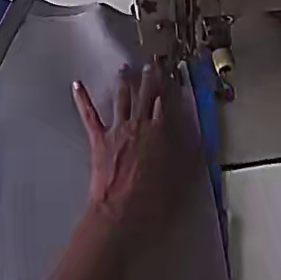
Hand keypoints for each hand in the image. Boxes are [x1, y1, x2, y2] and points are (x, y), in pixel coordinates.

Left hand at [71, 62, 186, 240]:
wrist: (120, 215)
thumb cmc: (152, 202)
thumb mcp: (180, 181)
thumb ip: (190, 159)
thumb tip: (203, 143)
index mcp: (159, 132)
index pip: (164, 103)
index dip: (167, 87)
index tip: (169, 74)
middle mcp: (138, 124)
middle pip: (144, 94)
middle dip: (148, 78)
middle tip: (150, 64)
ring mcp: (116, 129)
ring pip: (121, 98)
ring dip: (123, 81)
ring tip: (124, 68)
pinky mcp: (98, 139)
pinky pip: (89, 115)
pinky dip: (83, 98)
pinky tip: (77, 85)